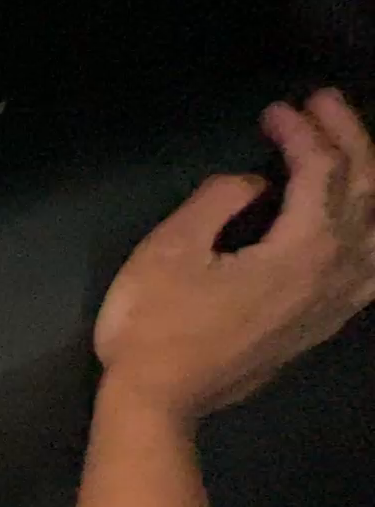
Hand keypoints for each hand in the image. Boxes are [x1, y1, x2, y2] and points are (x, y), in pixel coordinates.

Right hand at [93, 88, 374, 423]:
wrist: (157, 399)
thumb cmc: (152, 327)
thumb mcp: (164, 256)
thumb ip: (213, 205)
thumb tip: (248, 185)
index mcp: (308, 245)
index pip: (323, 169)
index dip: (303, 133)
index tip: (277, 110)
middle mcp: (344, 265)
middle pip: (369, 186)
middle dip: (350, 139)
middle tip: (324, 107)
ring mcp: (341, 298)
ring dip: (370, 179)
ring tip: (351, 156)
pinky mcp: (325, 321)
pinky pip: (374, 260)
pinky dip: (371, 227)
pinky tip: (361, 225)